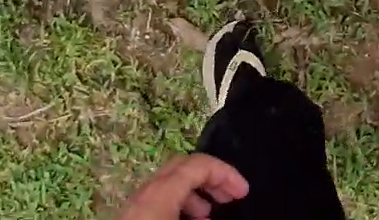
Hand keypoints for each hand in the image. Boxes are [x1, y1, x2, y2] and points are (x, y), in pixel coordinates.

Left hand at [114, 154, 248, 219]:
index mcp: (161, 191)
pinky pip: (159, 201)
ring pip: (170, 184)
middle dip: (211, 178)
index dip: (226, 173)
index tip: (243, 193)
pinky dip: (178, 205)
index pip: (200, 165)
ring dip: (195, 193)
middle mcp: (146, 192)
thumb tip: (219, 216)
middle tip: (231, 197)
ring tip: (210, 215)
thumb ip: (208, 218)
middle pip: (184, 168)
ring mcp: (134, 206)